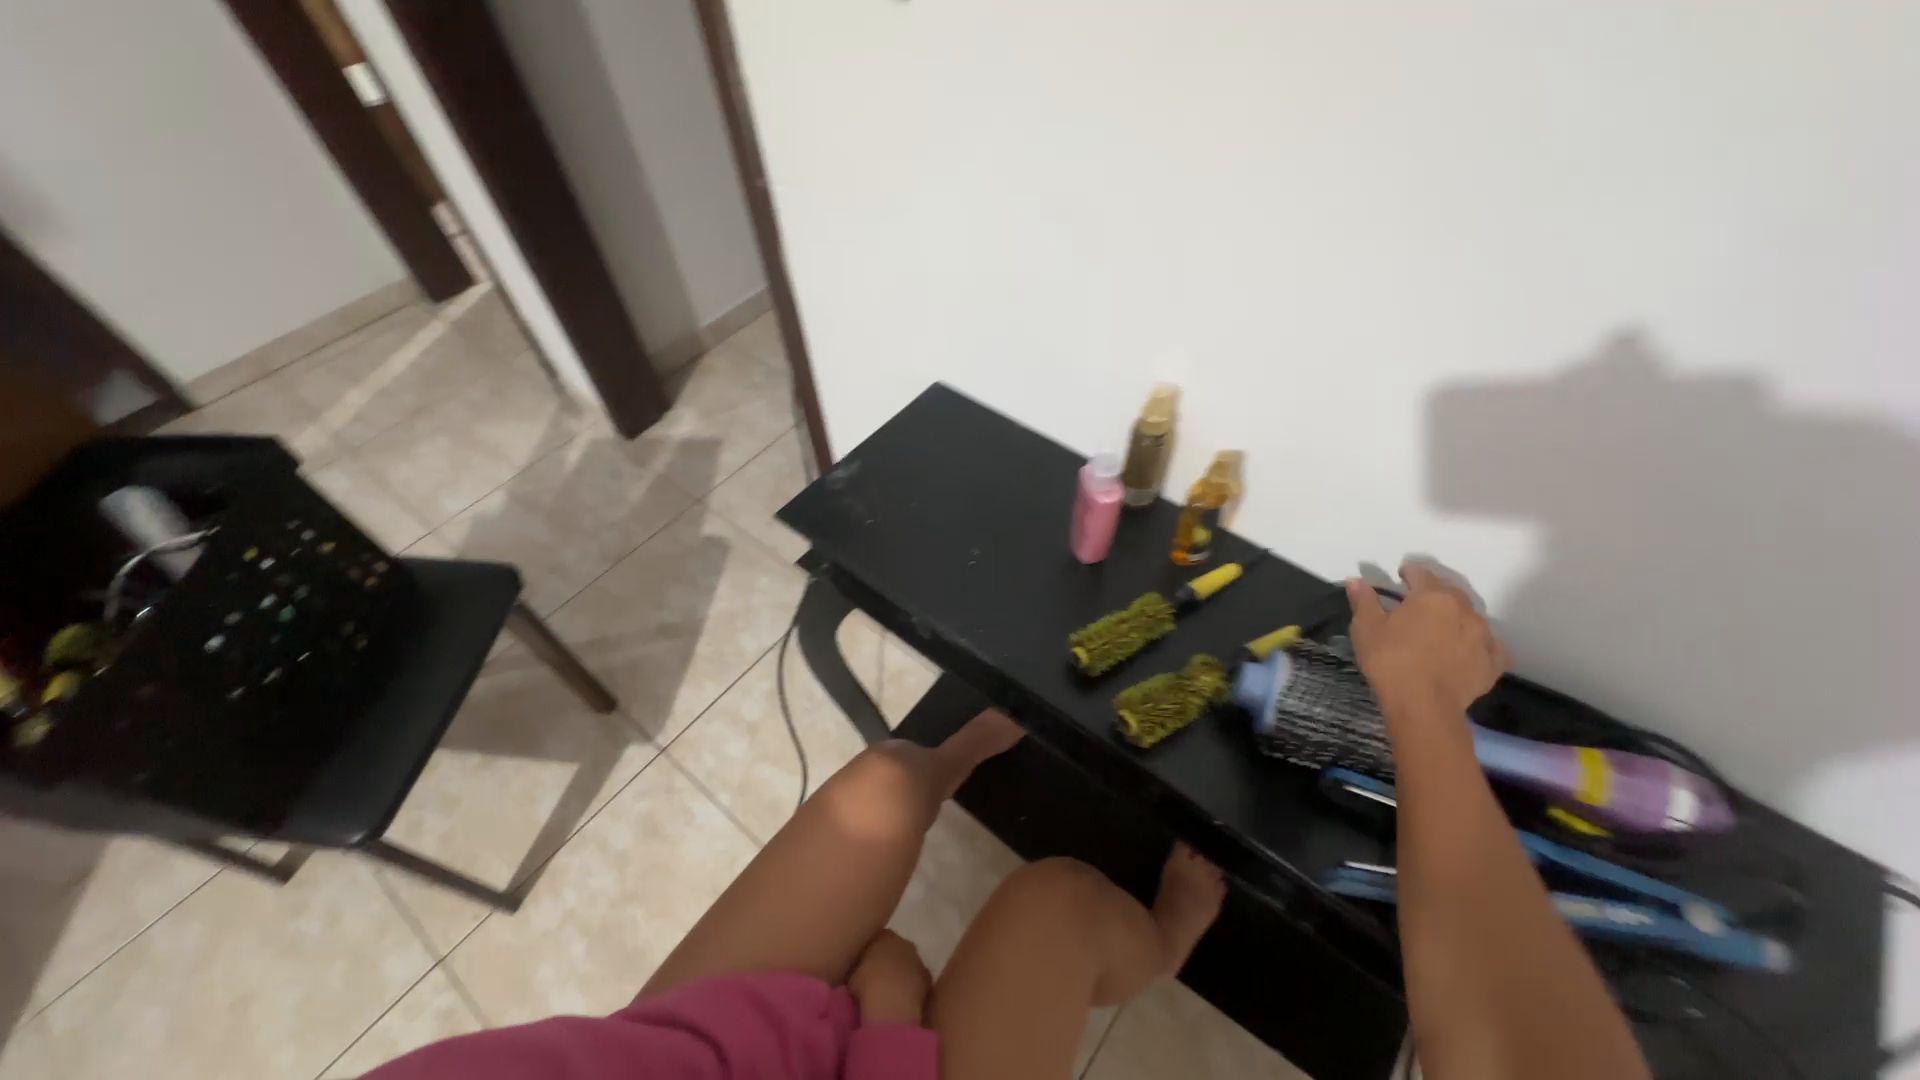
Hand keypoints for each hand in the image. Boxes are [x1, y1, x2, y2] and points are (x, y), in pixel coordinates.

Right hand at [846, 929, 929, 1026]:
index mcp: (884, 936)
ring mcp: (918, 959)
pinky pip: (917, 979)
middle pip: (896, 948)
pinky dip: (911, 986)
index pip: (877, 937)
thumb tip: (857, 970)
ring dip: (901, 973)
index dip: (871, 951)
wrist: (891, 1002)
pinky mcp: (927, 978)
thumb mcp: (852, 974)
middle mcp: (903, 942)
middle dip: (889, 959)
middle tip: (877, 977)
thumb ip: (857, 966)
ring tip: (889, 990)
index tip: (863, 964)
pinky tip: (901, 999)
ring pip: (908, 963)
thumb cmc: (866, 985)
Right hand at [1345, 563, 1508, 714]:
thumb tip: (1355, 579)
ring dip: (1457, 616)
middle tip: (1419, 600)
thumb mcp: (1366, 627)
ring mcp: (1484, 637)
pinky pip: (1491, 646)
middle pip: (1450, 592)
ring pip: (1471, 617)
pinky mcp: (1492, 663)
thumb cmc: (1390, 660)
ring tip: (1441, 626)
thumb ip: (1363, 600)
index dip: (1409, 572)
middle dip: (1434, 591)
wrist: (1423, 705)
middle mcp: (1464, 610)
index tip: (1400, 575)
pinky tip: (1469, 649)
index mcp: (1433, 596)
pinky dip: (1479, 643)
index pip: (1421, 574)